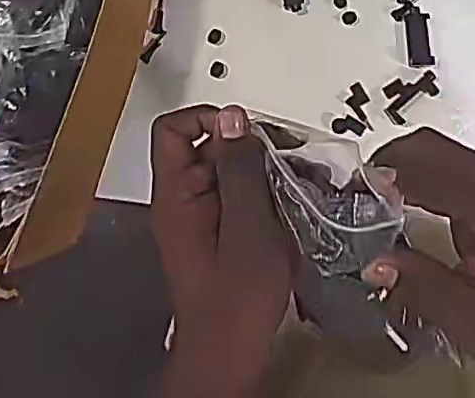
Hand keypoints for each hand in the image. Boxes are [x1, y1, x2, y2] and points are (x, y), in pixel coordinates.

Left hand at [150, 104, 292, 397]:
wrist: (231, 356)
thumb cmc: (236, 301)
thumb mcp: (247, 226)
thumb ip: (240, 169)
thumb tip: (232, 117)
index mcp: (177, 194)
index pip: (174, 129)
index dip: (208, 118)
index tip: (246, 130)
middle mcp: (184, 198)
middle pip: (209, 143)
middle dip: (251, 144)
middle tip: (287, 155)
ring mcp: (202, 212)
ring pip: (231, 165)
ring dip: (267, 166)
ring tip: (300, 179)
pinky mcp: (221, 226)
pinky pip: (241, 189)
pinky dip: (267, 188)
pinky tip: (295, 199)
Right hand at [366, 128, 474, 391]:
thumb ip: (426, 289)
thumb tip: (376, 261)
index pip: (446, 174)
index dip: (399, 176)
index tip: (362, 190)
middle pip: (437, 148)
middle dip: (389, 162)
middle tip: (354, 191)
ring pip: (437, 149)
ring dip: (396, 164)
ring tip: (364, 194)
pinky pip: (442, 163)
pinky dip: (409, 173)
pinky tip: (388, 195)